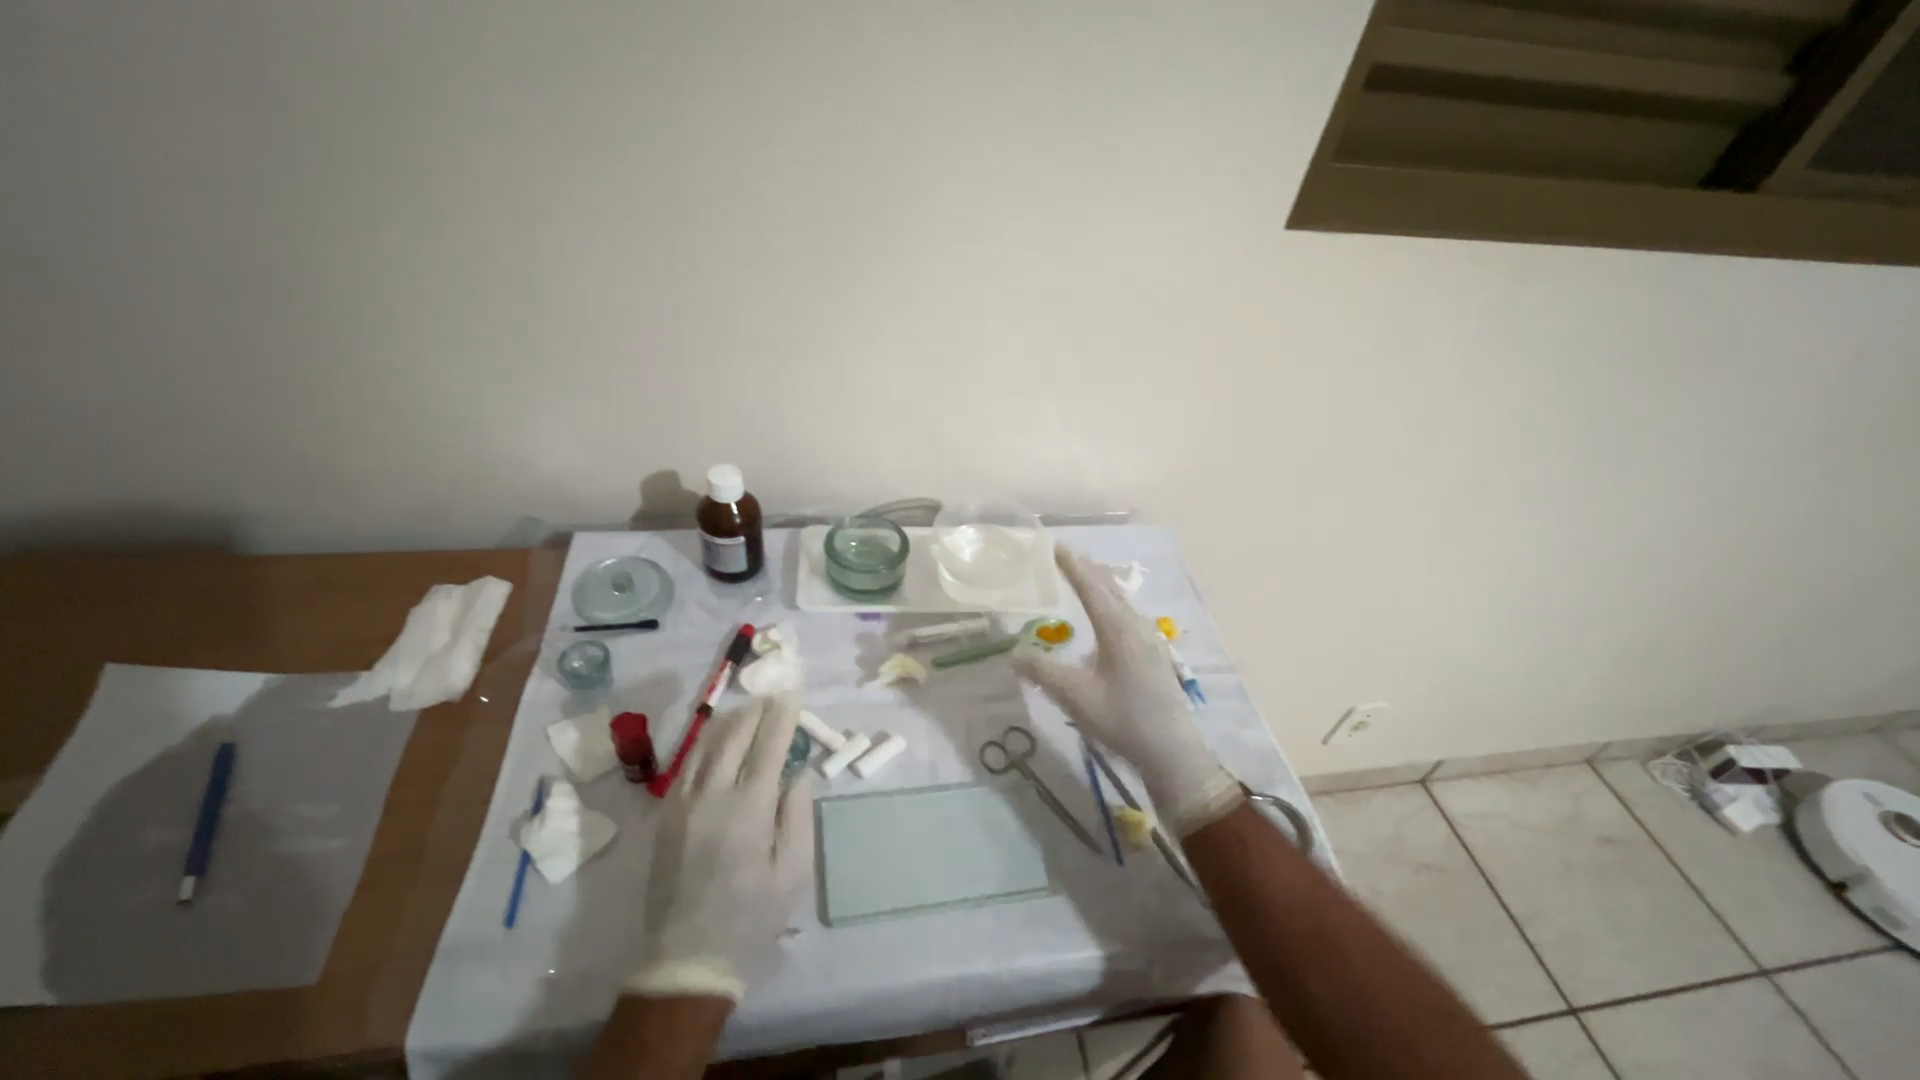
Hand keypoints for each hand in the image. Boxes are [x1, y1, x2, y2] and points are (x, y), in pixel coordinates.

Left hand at [626, 695, 812, 1001]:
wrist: (688, 955)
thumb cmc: (752, 916)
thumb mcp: (792, 872)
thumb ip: (797, 815)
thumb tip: (799, 773)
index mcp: (748, 809)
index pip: (768, 747)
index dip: (781, 718)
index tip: (792, 696)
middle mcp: (711, 796)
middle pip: (733, 737)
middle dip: (755, 712)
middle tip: (772, 697)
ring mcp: (681, 804)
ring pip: (704, 747)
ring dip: (728, 724)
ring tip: (746, 710)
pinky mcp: (665, 816)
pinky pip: (685, 767)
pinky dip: (704, 745)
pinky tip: (715, 741)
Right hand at [1015, 546, 1242, 837]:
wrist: (1172, 750)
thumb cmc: (1123, 720)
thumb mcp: (1075, 697)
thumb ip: (1043, 672)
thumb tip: (1012, 655)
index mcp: (1118, 629)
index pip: (1092, 587)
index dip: (1073, 566)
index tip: (1055, 546)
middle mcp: (1136, 627)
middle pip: (1110, 588)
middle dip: (1087, 570)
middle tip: (1064, 555)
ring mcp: (1149, 640)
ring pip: (1120, 602)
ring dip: (1100, 586)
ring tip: (1081, 577)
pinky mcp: (1153, 655)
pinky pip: (1127, 616)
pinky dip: (1109, 603)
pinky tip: (1104, 616)